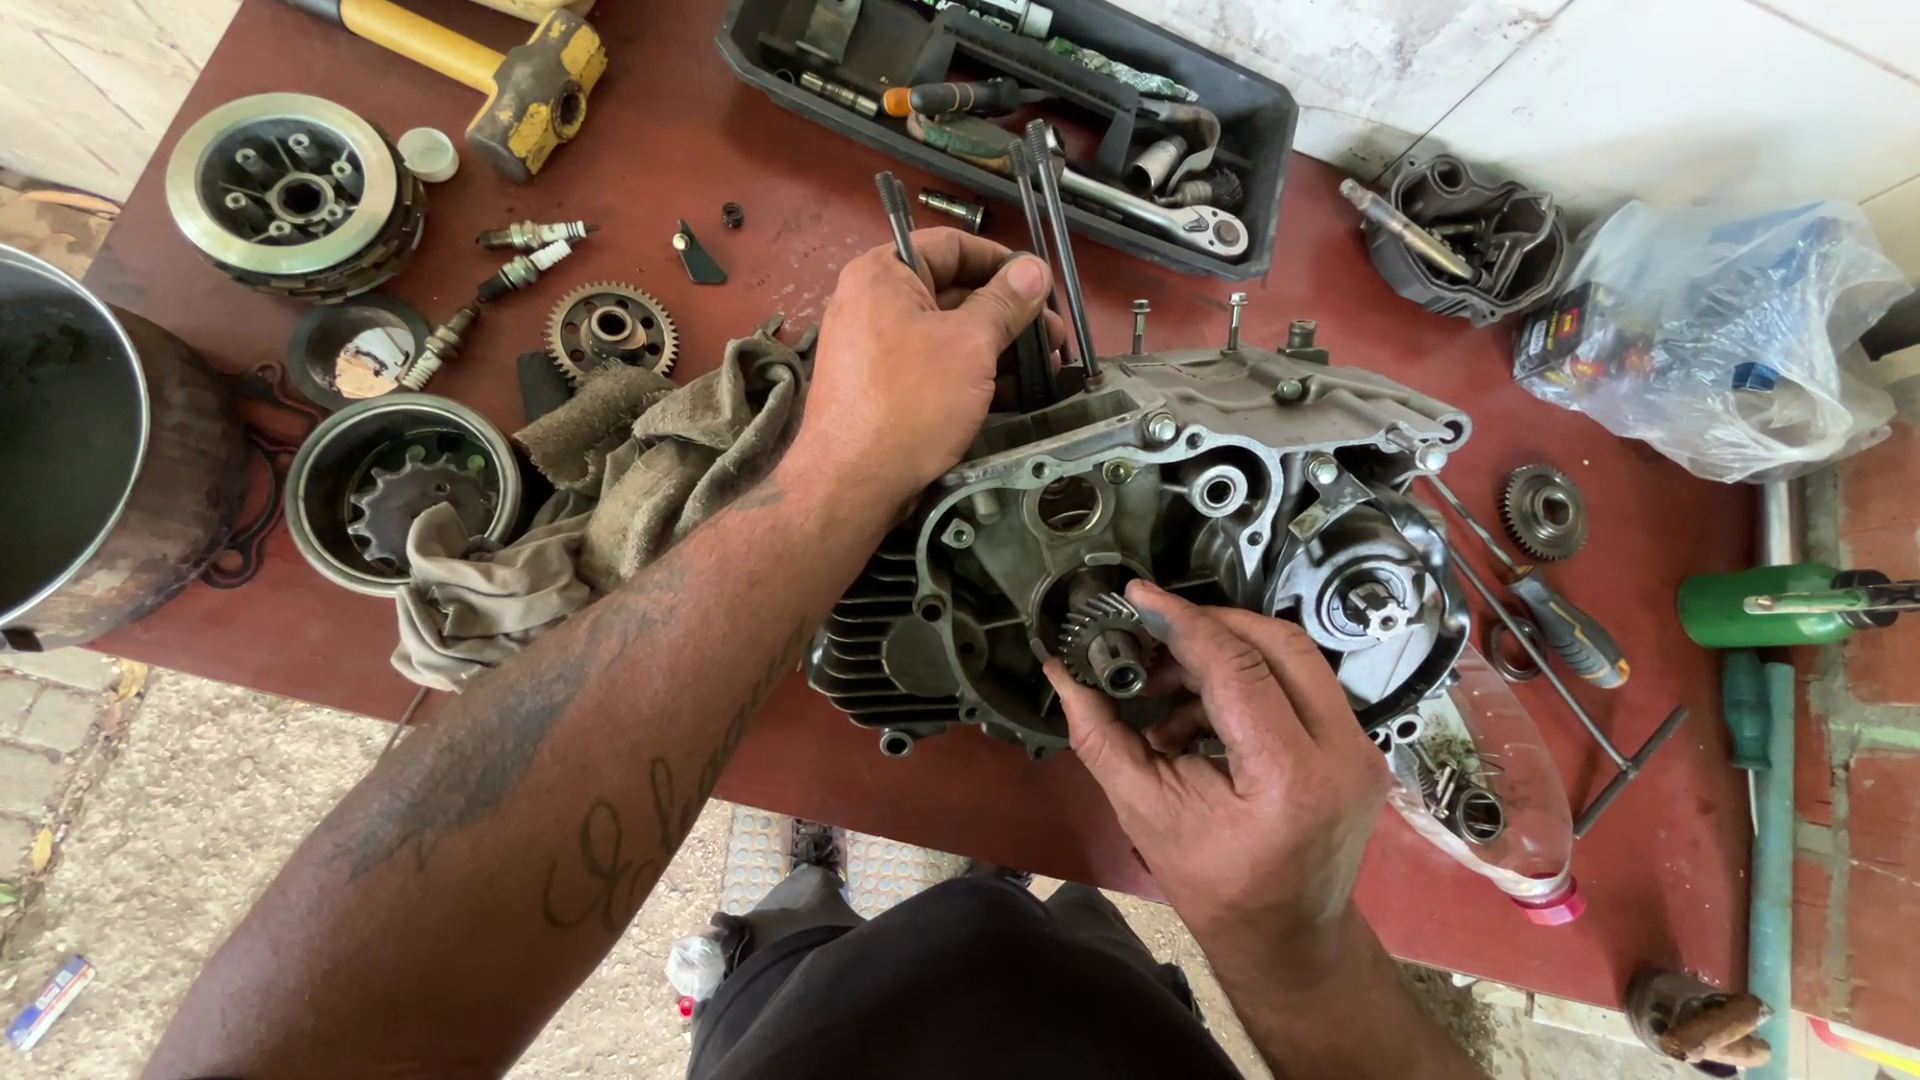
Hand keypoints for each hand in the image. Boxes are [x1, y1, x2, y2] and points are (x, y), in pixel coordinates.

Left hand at [795, 227, 1055, 505]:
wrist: (854, 483)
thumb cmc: (909, 403)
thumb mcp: (969, 345)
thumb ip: (1005, 304)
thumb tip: (1033, 271)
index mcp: (883, 274)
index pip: (951, 246)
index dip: (1002, 262)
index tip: (1039, 285)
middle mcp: (873, 304)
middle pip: (954, 294)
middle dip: (1009, 316)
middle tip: (1054, 337)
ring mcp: (876, 350)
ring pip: (948, 337)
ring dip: (998, 350)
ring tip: (1044, 368)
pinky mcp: (884, 390)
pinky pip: (935, 369)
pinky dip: (972, 377)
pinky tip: (1012, 394)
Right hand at [1044, 580, 1389, 986]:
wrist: (1289, 939)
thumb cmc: (1214, 887)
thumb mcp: (1144, 810)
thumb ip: (1100, 734)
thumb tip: (1062, 673)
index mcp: (1289, 778)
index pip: (1236, 667)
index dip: (1181, 622)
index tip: (1138, 594)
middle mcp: (1342, 753)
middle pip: (1279, 642)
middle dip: (1208, 624)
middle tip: (1151, 630)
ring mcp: (1359, 748)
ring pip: (1294, 655)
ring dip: (1224, 651)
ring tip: (1162, 685)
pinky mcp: (1355, 745)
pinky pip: (1299, 682)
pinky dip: (1244, 678)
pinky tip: (1195, 711)